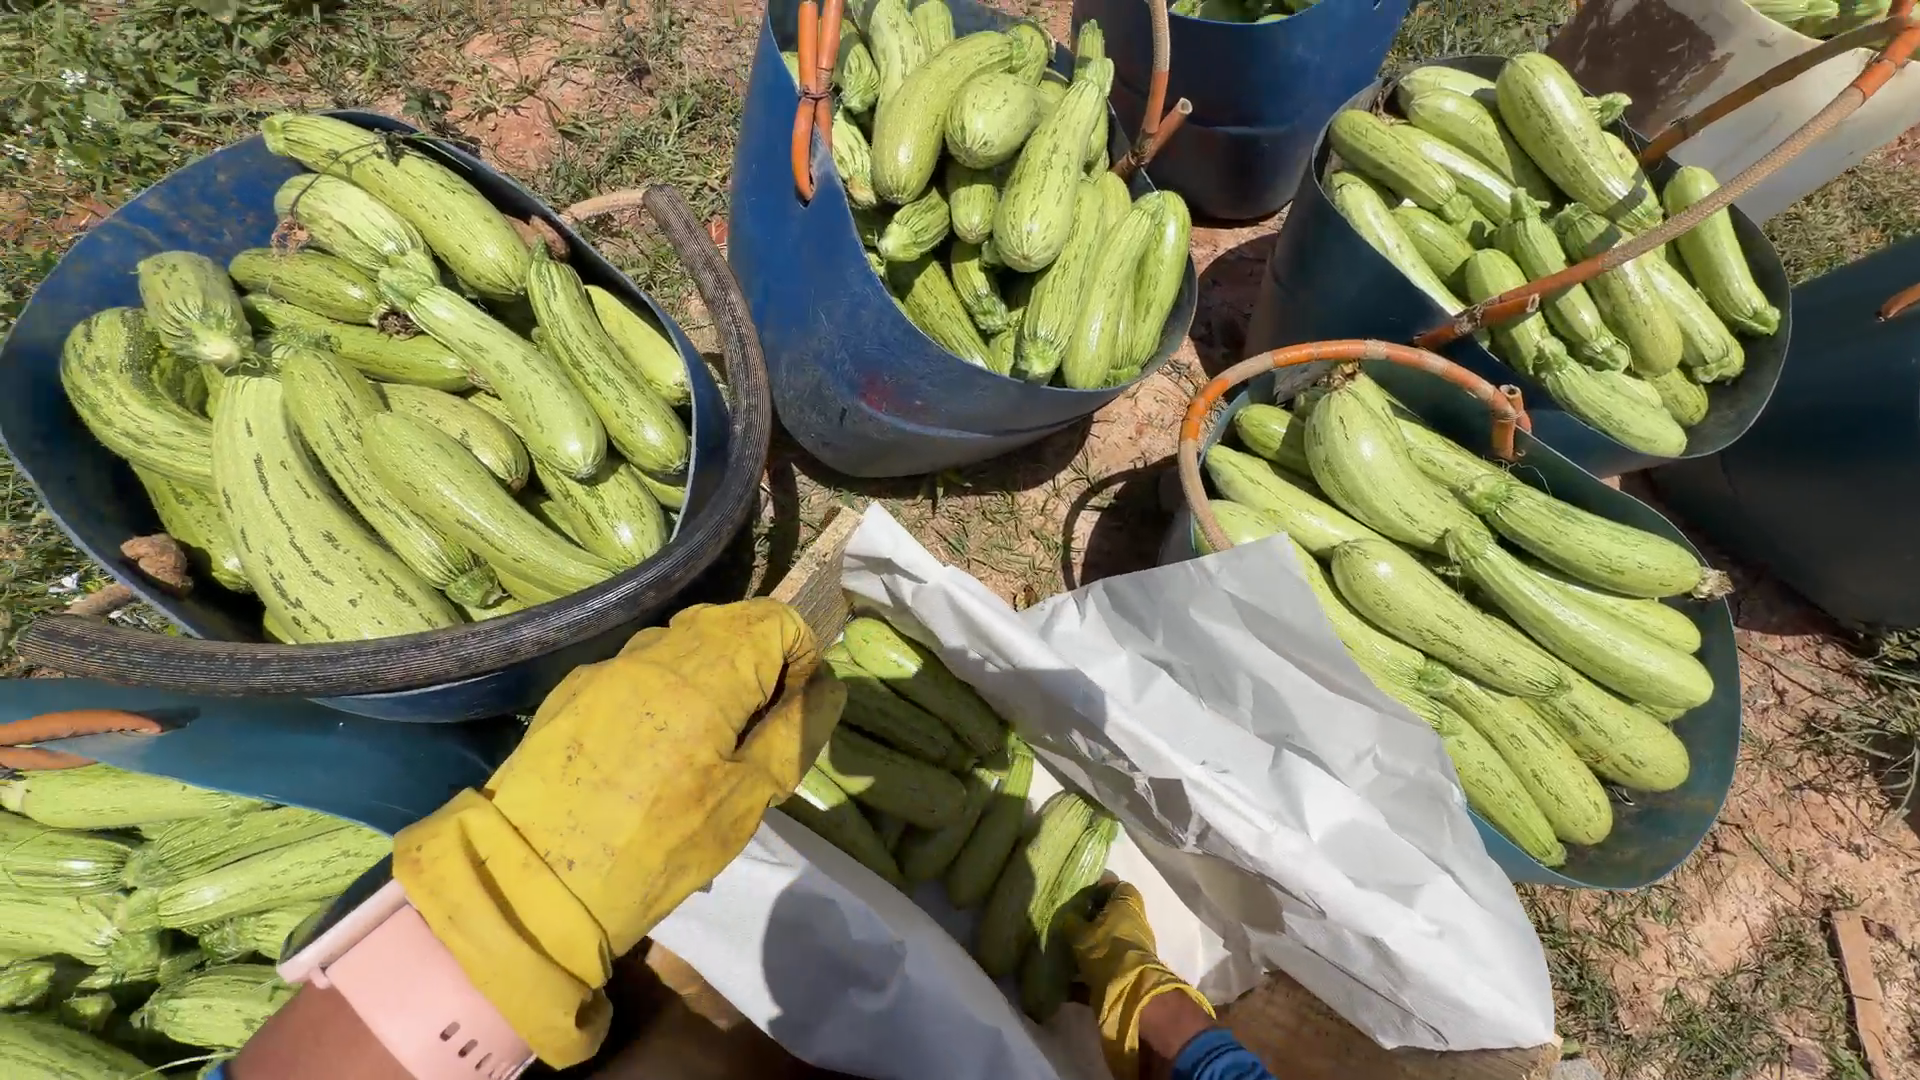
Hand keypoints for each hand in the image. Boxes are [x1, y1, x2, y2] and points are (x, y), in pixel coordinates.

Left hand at [390, 599, 844, 1066]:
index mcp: (709, 670)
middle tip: (751, 729)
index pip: (777, 619)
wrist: (529, 885)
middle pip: (730, 622)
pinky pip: (640, 670)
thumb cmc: (659, 843)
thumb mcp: (750, 795)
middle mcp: (659, 649)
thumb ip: (797, 729)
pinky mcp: (574, 690)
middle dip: (757, 664)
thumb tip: (826, 687)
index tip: (788, 711)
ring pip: (683, 642)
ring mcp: (611, 666)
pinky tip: (650, 748)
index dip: (799, 657)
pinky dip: (665, 690)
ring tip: (701, 741)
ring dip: (711, 674)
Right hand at [1066, 882, 1215, 1079]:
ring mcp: (1132, 952)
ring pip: (1104, 945)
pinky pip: (1102, 971)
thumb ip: (1072, 922)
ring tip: (1060, 953)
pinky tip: (1064, 983)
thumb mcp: (1080, 932)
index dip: (1098, 887)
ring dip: (1086, 951)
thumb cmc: (1105, 950)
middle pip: (1108, 917)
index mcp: (1127, 904)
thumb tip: (1067, 918)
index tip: (1078, 894)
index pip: (1115, 885)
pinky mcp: (1126, 977)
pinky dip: (1085, 978)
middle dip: (1088, 922)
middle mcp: (1133, 925)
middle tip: (1065, 923)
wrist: (1130, 996)